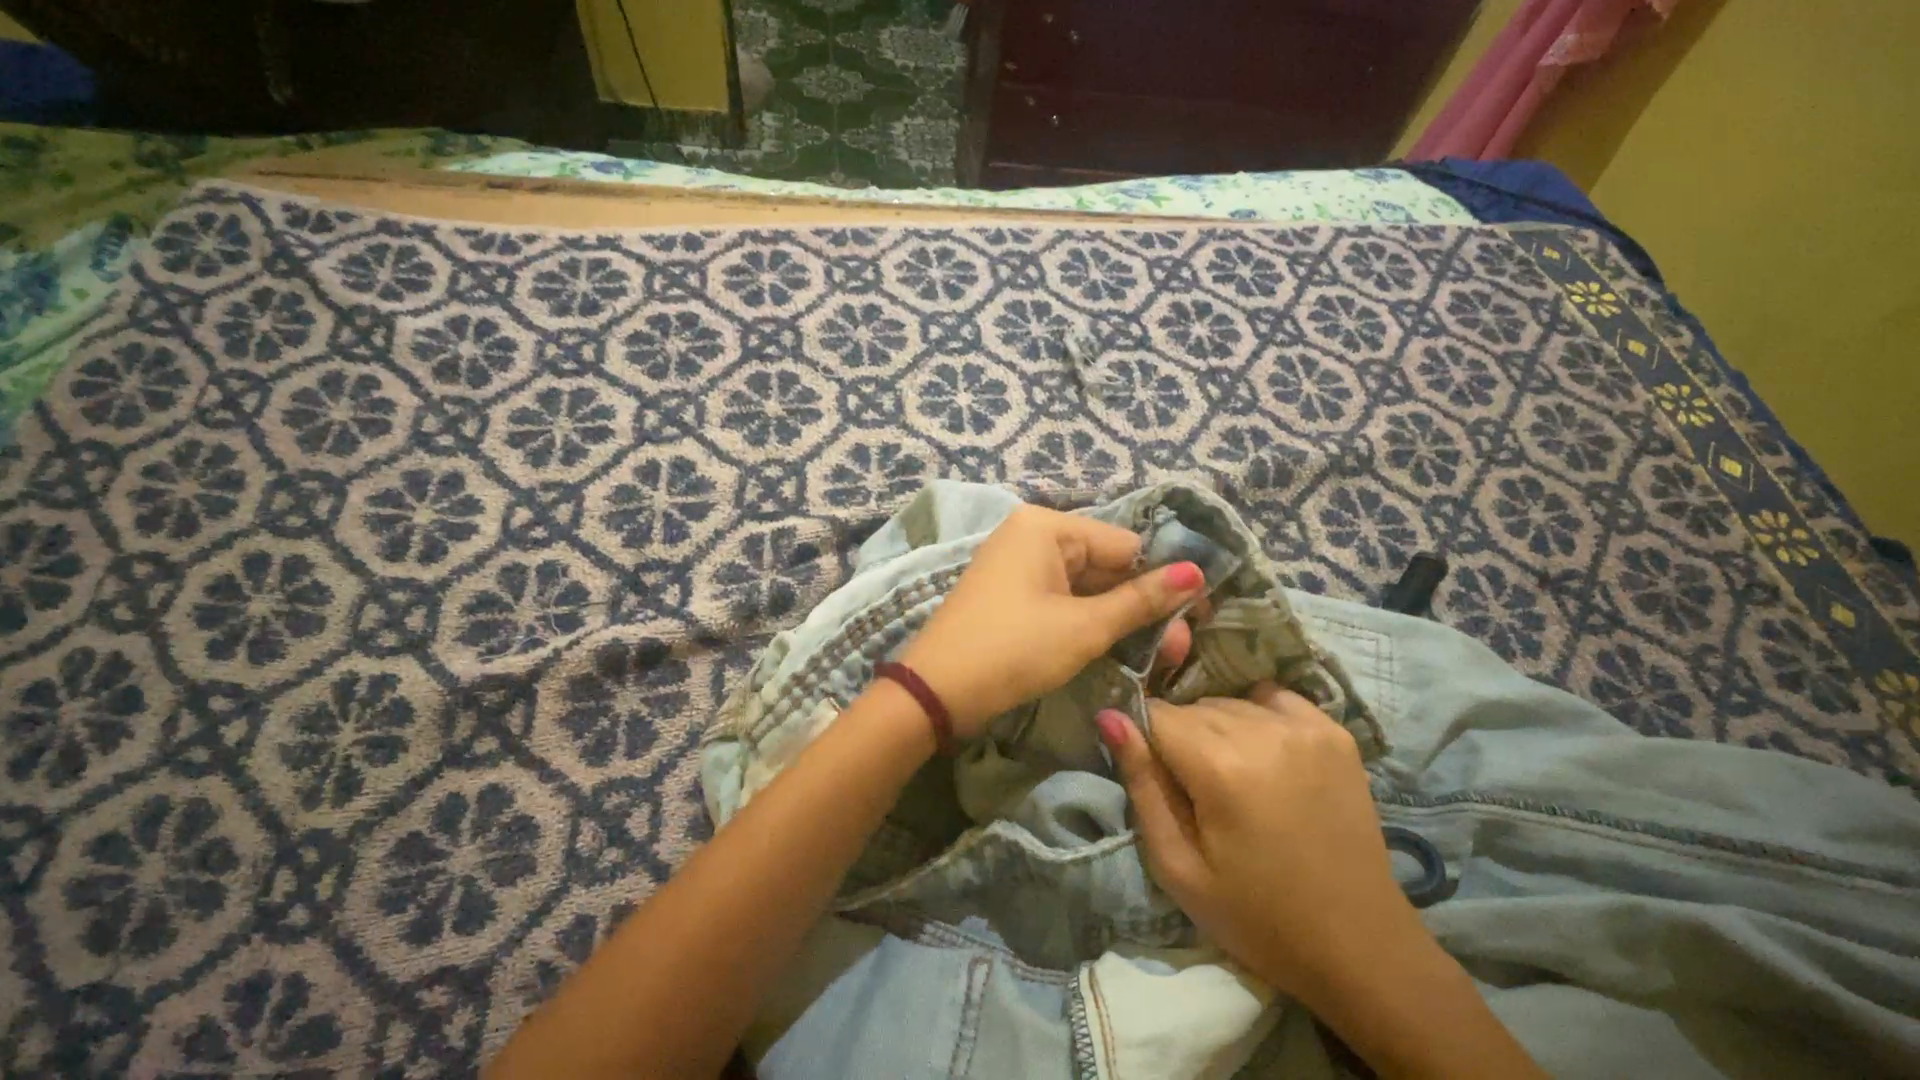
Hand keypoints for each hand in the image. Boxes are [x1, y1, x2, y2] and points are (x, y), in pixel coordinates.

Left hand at [897, 505, 1206, 736]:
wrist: (936, 692)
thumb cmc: (1013, 650)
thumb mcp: (1084, 627)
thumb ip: (1141, 600)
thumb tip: (1198, 573)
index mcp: (1046, 526)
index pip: (1125, 544)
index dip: (1164, 580)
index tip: (1198, 617)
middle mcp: (1032, 535)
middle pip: (1107, 564)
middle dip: (1144, 606)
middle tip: (1179, 650)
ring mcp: (1020, 566)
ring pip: (1088, 587)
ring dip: (1122, 619)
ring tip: (1161, 657)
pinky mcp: (1014, 597)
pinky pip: (1065, 600)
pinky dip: (1091, 623)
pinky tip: (1121, 648)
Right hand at [1097, 684, 1428, 1003]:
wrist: (1355, 942)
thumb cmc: (1254, 915)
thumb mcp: (1178, 866)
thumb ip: (1142, 785)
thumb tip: (1109, 715)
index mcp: (1222, 767)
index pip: (1157, 714)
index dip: (1146, 741)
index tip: (1156, 778)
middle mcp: (1265, 731)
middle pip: (1194, 706)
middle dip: (1181, 739)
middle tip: (1195, 793)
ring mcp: (1306, 727)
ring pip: (1231, 701)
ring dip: (1219, 728)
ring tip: (1233, 780)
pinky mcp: (1335, 733)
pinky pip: (1274, 699)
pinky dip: (1258, 717)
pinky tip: (1264, 758)